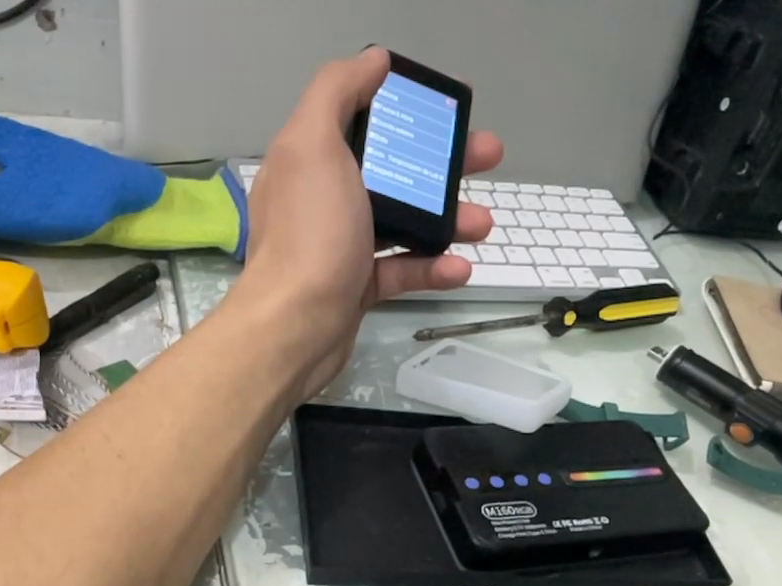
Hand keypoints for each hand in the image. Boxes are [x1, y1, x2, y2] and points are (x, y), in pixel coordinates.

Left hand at [234, 47, 503, 395]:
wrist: (294, 328)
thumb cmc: (309, 235)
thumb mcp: (314, 146)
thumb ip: (337, 92)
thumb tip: (373, 61)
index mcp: (311, 158)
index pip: (361, 118)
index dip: (405, 108)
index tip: (449, 109)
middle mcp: (323, 198)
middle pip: (391, 169)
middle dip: (442, 163)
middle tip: (487, 157)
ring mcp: (340, 246)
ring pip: (402, 221)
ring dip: (446, 219)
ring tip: (483, 223)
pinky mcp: (355, 288)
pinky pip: (400, 270)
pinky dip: (431, 267)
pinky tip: (460, 268)